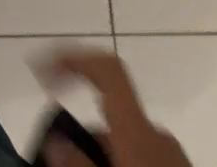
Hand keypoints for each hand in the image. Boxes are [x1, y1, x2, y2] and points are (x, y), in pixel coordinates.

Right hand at [38, 51, 190, 166]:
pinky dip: (121, 163)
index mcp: (138, 131)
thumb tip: (55, 140)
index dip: (73, 59)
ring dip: (101, 155)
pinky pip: (142, 158)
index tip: (42, 72)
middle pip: (110, 115)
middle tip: (60, 159)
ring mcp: (174, 155)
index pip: (108, 71)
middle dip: (82, 134)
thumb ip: (77, 164)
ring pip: (126, 142)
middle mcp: (158, 135)